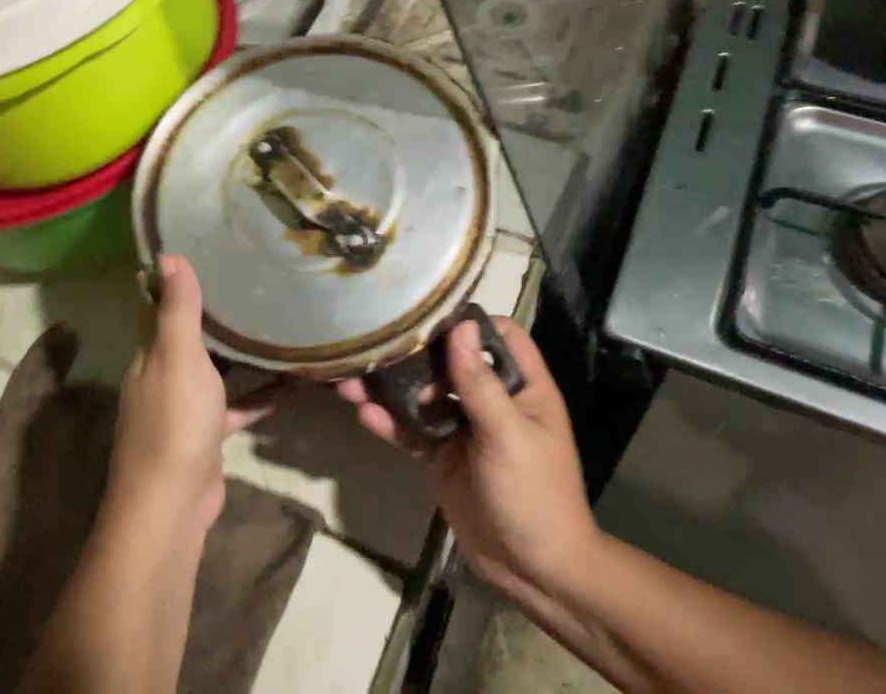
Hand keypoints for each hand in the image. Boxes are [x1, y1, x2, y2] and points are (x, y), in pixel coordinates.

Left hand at [110, 255, 283, 534]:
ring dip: (241, 350)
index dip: (175, 279)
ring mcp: (187, 407)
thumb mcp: (178, 357)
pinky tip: (293, 382)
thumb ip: (177, 310)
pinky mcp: (210, 434)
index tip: (207, 247)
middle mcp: (164, 376)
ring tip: (278, 321)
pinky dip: (261, 394)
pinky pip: (239, 404)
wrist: (172, 502)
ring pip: (216, 368)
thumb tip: (167, 254)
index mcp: (151, 354)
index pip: (158, 306)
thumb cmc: (174, 421)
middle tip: (256, 278)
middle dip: (216, 311)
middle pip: (190, 335)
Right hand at [337, 317, 598, 602]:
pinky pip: (416, 433)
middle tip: (377, 349)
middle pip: (453, 364)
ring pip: (427, 398)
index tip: (428, 317)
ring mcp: (468, 430)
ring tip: (351, 382)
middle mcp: (496, 401)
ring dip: (393, 390)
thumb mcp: (508, 434)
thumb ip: (481, 383)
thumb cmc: (533, 493)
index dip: (469, 324)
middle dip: (417, 356)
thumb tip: (460, 327)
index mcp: (525, 387)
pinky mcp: (446, 458)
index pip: (500, 336)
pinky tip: (364, 415)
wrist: (533, 569)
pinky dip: (392, 424)